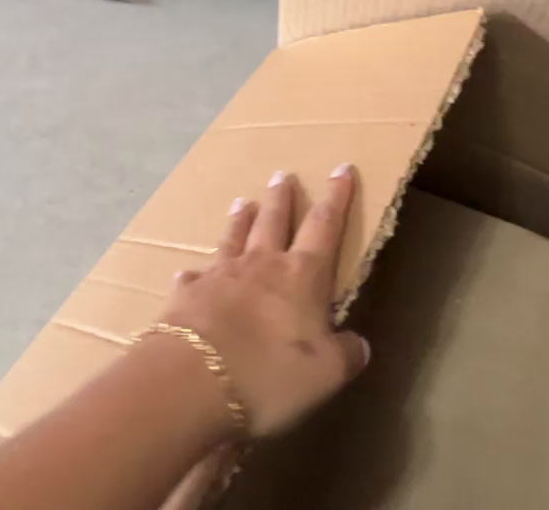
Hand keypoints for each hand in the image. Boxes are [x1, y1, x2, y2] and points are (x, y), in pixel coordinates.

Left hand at [156, 166, 370, 437]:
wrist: (193, 380)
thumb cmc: (269, 373)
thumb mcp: (325, 374)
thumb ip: (346, 355)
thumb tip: (360, 344)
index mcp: (302, 276)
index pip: (325, 226)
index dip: (337, 197)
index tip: (342, 168)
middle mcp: (262, 264)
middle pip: (275, 221)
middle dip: (282, 197)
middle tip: (282, 174)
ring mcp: (221, 275)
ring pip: (235, 237)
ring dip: (241, 219)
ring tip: (242, 201)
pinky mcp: (188, 295)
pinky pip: (194, 277)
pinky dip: (197, 274)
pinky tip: (189, 273)